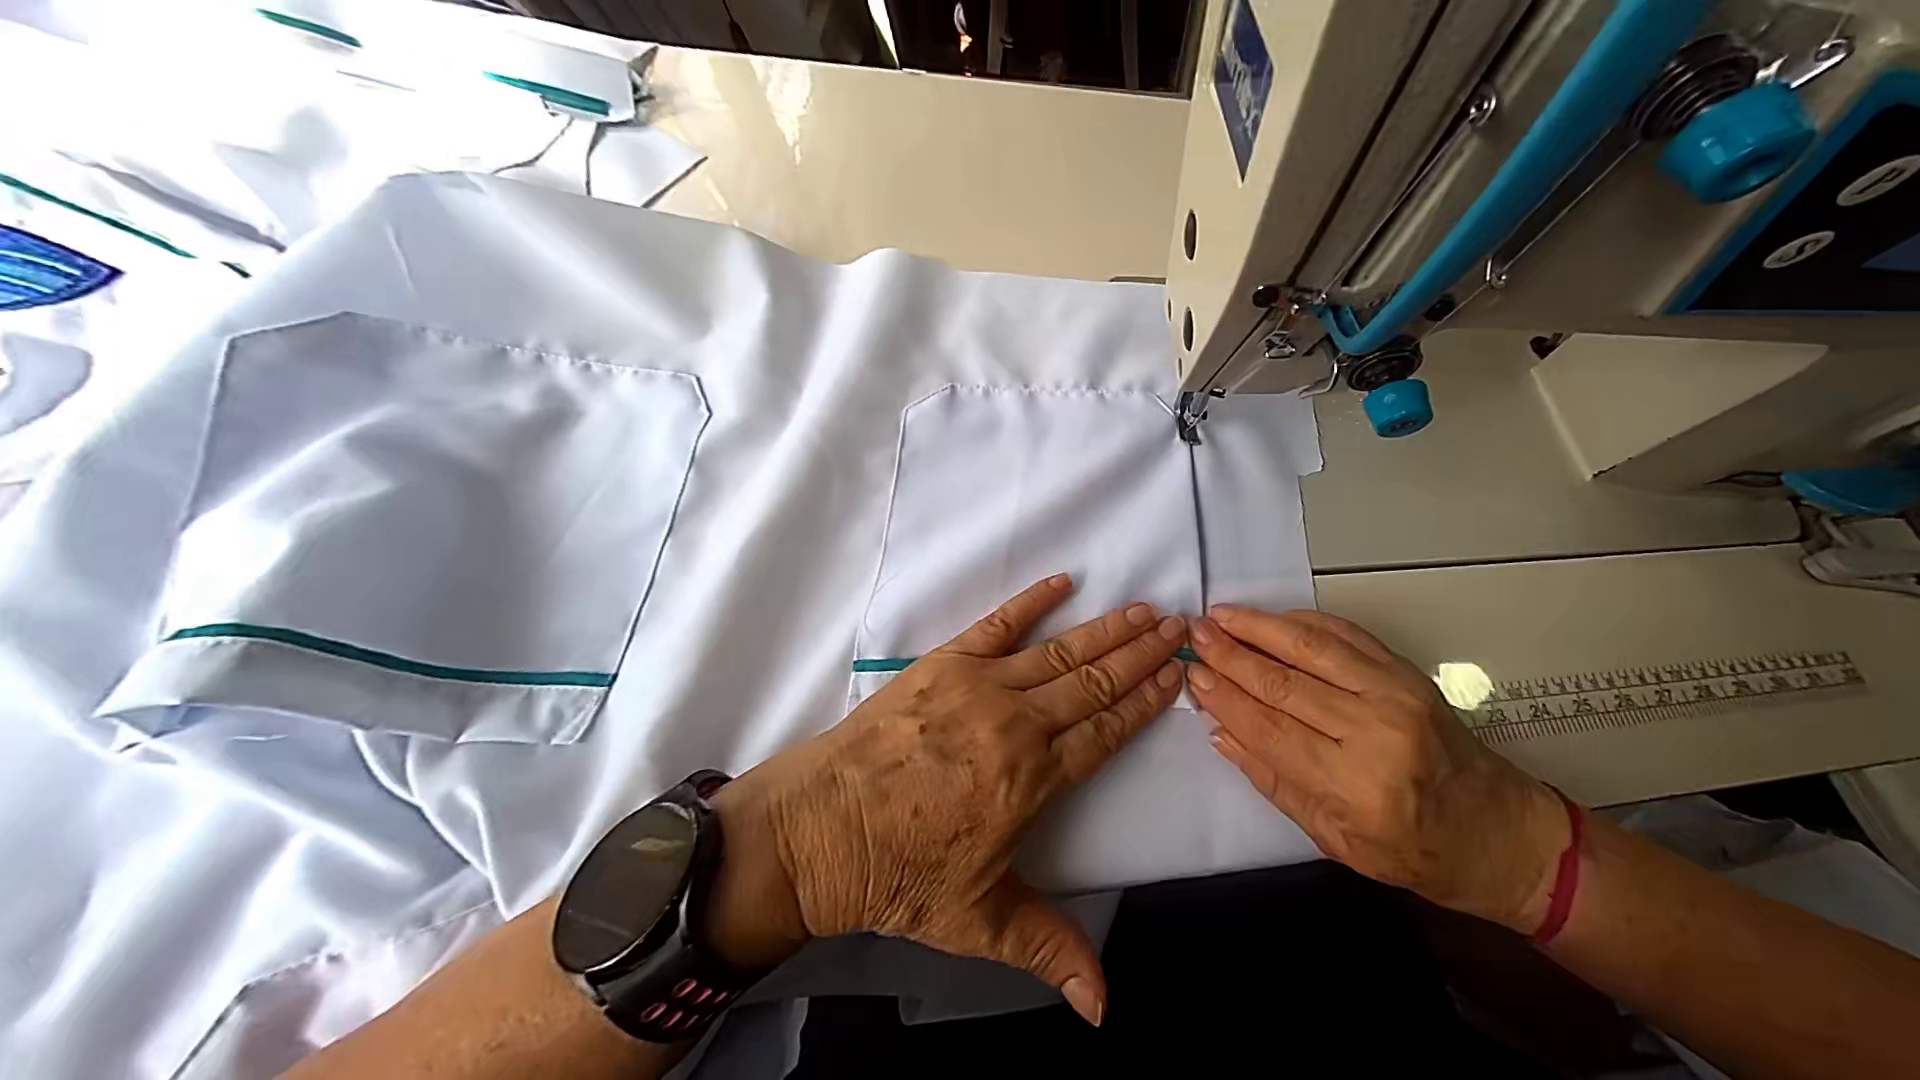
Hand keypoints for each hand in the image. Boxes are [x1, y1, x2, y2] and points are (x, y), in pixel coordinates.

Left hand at [706, 574, 1188, 1024]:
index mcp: (1032, 779)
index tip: (1176, 675)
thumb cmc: (897, 874)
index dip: (1145, 702)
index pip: (1106, 730)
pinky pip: (995, 625)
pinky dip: (1029, 603)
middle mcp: (1014, 724)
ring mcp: (976, 686)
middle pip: (1092, 683)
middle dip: (1140, 654)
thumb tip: (1105, 1009)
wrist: (817, 830)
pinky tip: (1060, 583)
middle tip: (1178, 627)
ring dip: (1104, 630)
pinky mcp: (940, 665)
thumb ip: (1049, 949)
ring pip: (1057, 652)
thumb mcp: (979, 920)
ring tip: (1143, 610)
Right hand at [1185, 606, 1567, 932]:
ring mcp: (1396, 695)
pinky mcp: (1408, 675)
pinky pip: (1346, 636)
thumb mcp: (1334, 838)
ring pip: (1310, 648)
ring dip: (1259, 627)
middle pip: (1282, 682)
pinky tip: (1272, 617)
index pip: (1268, 728)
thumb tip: (1221, 732)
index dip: (1224, 698)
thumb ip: (1273, 780)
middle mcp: (1375, 732)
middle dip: (1230, 655)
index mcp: (1353, 786)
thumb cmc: (1416, 850)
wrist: (1501, 832)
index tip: (1193, 674)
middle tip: (1195, 635)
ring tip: (1221, 615)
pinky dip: (1304, 621)